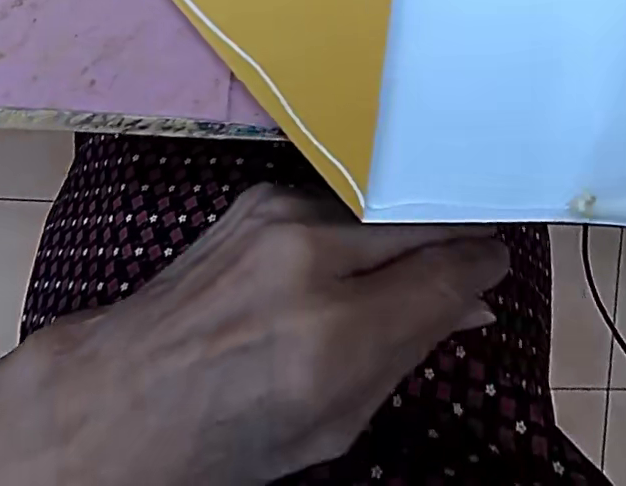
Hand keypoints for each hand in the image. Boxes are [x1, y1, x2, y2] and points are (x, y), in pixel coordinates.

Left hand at [18, 184, 508, 484]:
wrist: (126, 387)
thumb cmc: (232, 430)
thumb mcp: (335, 422)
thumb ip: (410, 351)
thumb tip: (471, 303)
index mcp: (331, 335)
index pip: (442, 275)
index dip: (482, 263)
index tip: (499, 261)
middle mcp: (308, 258)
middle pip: (417, 223)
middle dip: (454, 233)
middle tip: (477, 245)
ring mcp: (280, 214)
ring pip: (379, 206)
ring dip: (408, 226)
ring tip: (422, 249)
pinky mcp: (261, 195)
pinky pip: (338, 203)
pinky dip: (362, 222)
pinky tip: (362, 246)